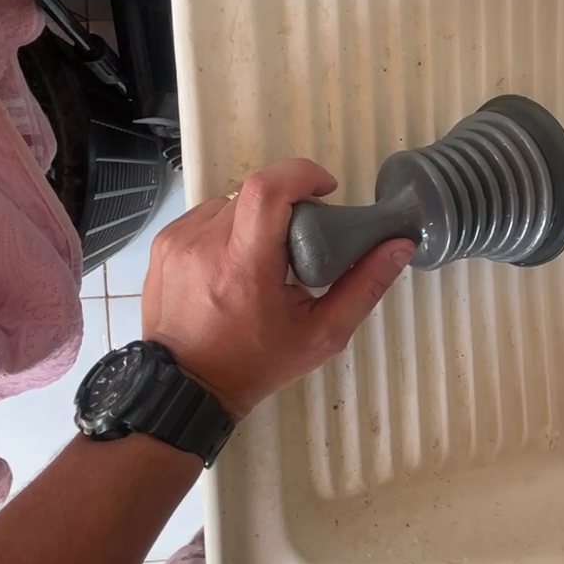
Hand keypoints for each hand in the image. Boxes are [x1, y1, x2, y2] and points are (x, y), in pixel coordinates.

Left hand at [141, 159, 414, 419]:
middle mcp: (203, 244)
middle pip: (256, 194)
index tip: (325, 190)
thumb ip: (365, 286)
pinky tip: (236, 265)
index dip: (302, 175)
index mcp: (243, 267)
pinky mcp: (164, 243)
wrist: (185, 389)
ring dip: (258, 219)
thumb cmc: (255, 364)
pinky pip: (208, 216)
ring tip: (268, 259)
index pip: (267, 190)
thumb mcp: (323, 334)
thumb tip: (399, 246)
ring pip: (233, 202)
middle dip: (287, 206)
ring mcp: (178, 241)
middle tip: (302, 240)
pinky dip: (231, 230)